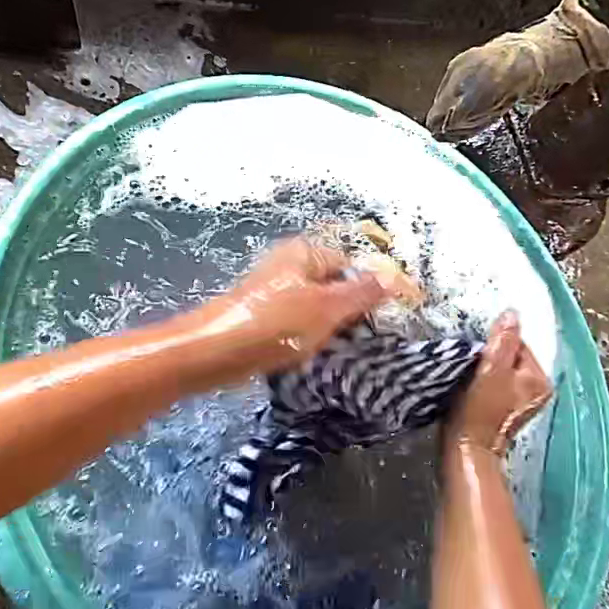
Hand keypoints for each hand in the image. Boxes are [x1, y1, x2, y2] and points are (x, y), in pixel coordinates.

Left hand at [195, 238, 387, 372]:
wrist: (215, 351)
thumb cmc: (276, 325)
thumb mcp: (327, 308)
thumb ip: (361, 293)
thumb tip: (393, 276)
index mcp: (303, 253)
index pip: (350, 264)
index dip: (368, 290)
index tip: (383, 320)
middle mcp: (285, 266)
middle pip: (330, 286)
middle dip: (346, 311)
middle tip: (362, 339)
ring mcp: (270, 292)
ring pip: (312, 308)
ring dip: (325, 328)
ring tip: (337, 349)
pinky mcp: (258, 317)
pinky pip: (292, 324)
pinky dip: (303, 338)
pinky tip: (308, 354)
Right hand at [448, 311, 551, 455]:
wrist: (465, 447)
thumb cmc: (478, 410)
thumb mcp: (491, 370)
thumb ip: (503, 340)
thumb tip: (512, 313)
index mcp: (540, 379)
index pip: (517, 343)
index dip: (493, 343)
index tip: (474, 353)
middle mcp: (536, 390)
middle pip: (508, 356)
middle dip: (488, 356)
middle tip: (468, 364)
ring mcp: (520, 401)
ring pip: (499, 370)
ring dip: (482, 368)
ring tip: (465, 375)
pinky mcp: (502, 409)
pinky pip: (493, 383)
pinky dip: (480, 381)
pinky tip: (467, 387)